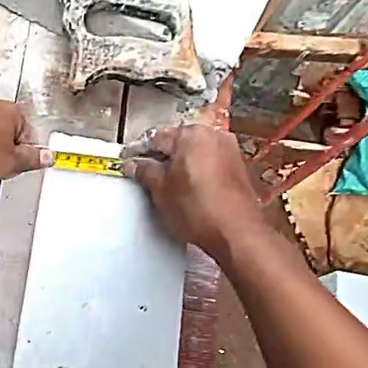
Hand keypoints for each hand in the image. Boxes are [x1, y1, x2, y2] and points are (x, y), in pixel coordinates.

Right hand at [122, 124, 265, 253]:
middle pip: (178, 142)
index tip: (130, 163)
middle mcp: (213, 136)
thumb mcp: (161, 190)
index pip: (156, 137)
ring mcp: (229, 150)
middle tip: (147, 177)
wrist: (236, 233)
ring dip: (180, 164)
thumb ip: (145, 171)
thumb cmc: (198, 210)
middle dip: (162, 157)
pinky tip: (189, 190)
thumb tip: (134, 164)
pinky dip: (197, 171)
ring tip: (168, 187)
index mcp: (191, 135)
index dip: (139, 152)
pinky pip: (210, 162)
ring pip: (195, 152)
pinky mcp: (237, 167)